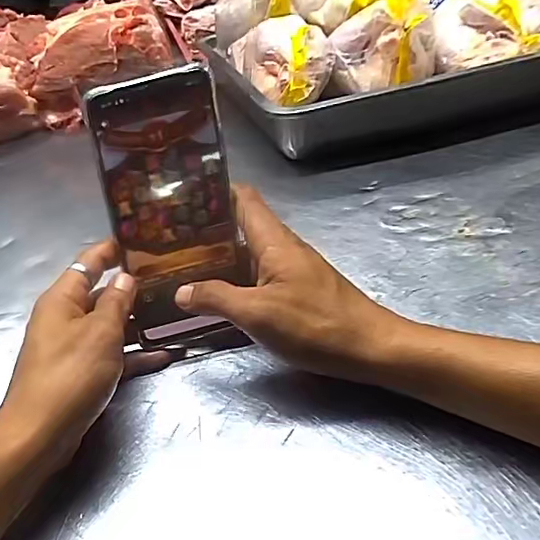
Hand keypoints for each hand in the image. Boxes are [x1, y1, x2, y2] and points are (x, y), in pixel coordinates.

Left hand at [0, 240, 170, 467]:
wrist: (40, 433)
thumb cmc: (70, 375)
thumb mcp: (100, 333)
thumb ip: (116, 303)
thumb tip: (125, 278)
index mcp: (61, 299)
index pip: (87, 263)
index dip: (110, 249)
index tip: (138, 239)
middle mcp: (63, 319)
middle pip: (99, 294)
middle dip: (130, 287)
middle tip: (168, 278)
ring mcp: (71, 348)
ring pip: (107, 326)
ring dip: (136, 322)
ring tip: (172, 313)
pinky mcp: (79, 375)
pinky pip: (109, 356)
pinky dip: (132, 354)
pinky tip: (163, 354)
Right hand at [176, 185, 421, 380]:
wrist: (371, 349)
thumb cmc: (316, 325)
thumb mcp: (257, 313)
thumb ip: (216, 298)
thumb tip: (181, 291)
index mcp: (274, 241)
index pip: (243, 198)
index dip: (213, 191)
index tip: (181, 195)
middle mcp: (281, 248)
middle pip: (239, 225)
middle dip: (204, 228)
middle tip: (167, 237)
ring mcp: (289, 270)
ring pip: (245, 253)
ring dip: (215, 256)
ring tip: (180, 264)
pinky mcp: (294, 291)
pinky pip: (254, 276)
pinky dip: (231, 279)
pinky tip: (212, 294)